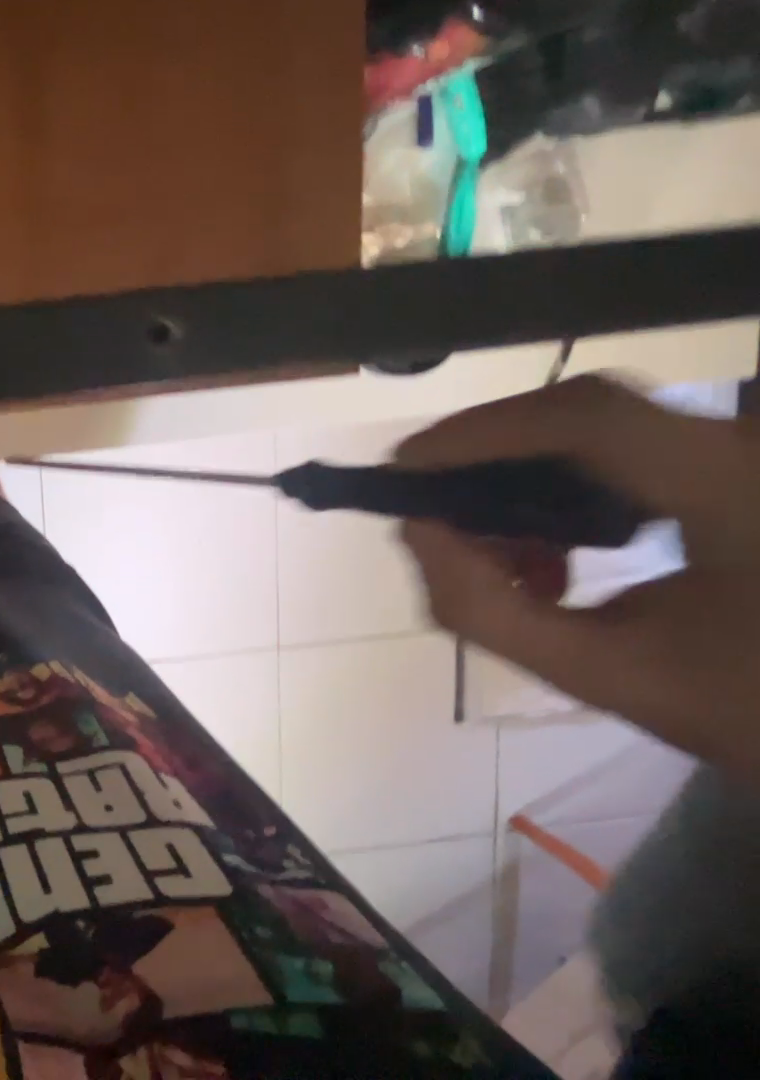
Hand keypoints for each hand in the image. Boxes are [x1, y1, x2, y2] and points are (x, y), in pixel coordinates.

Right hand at [394, 375, 759, 779]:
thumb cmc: (743, 706)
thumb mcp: (595, 671)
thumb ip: (482, 607)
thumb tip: (415, 530)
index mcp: (736, 494)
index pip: (586, 421)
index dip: (479, 432)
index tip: (401, 468)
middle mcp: (746, 452)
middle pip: (583, 415)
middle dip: (488, 457)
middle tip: (428, 508)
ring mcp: (743, 454)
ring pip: (598, 429)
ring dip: (521, 481)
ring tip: (500, 560)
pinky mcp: (735, 465)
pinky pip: (628, 450)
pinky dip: (564, 491)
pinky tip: (550, 558)